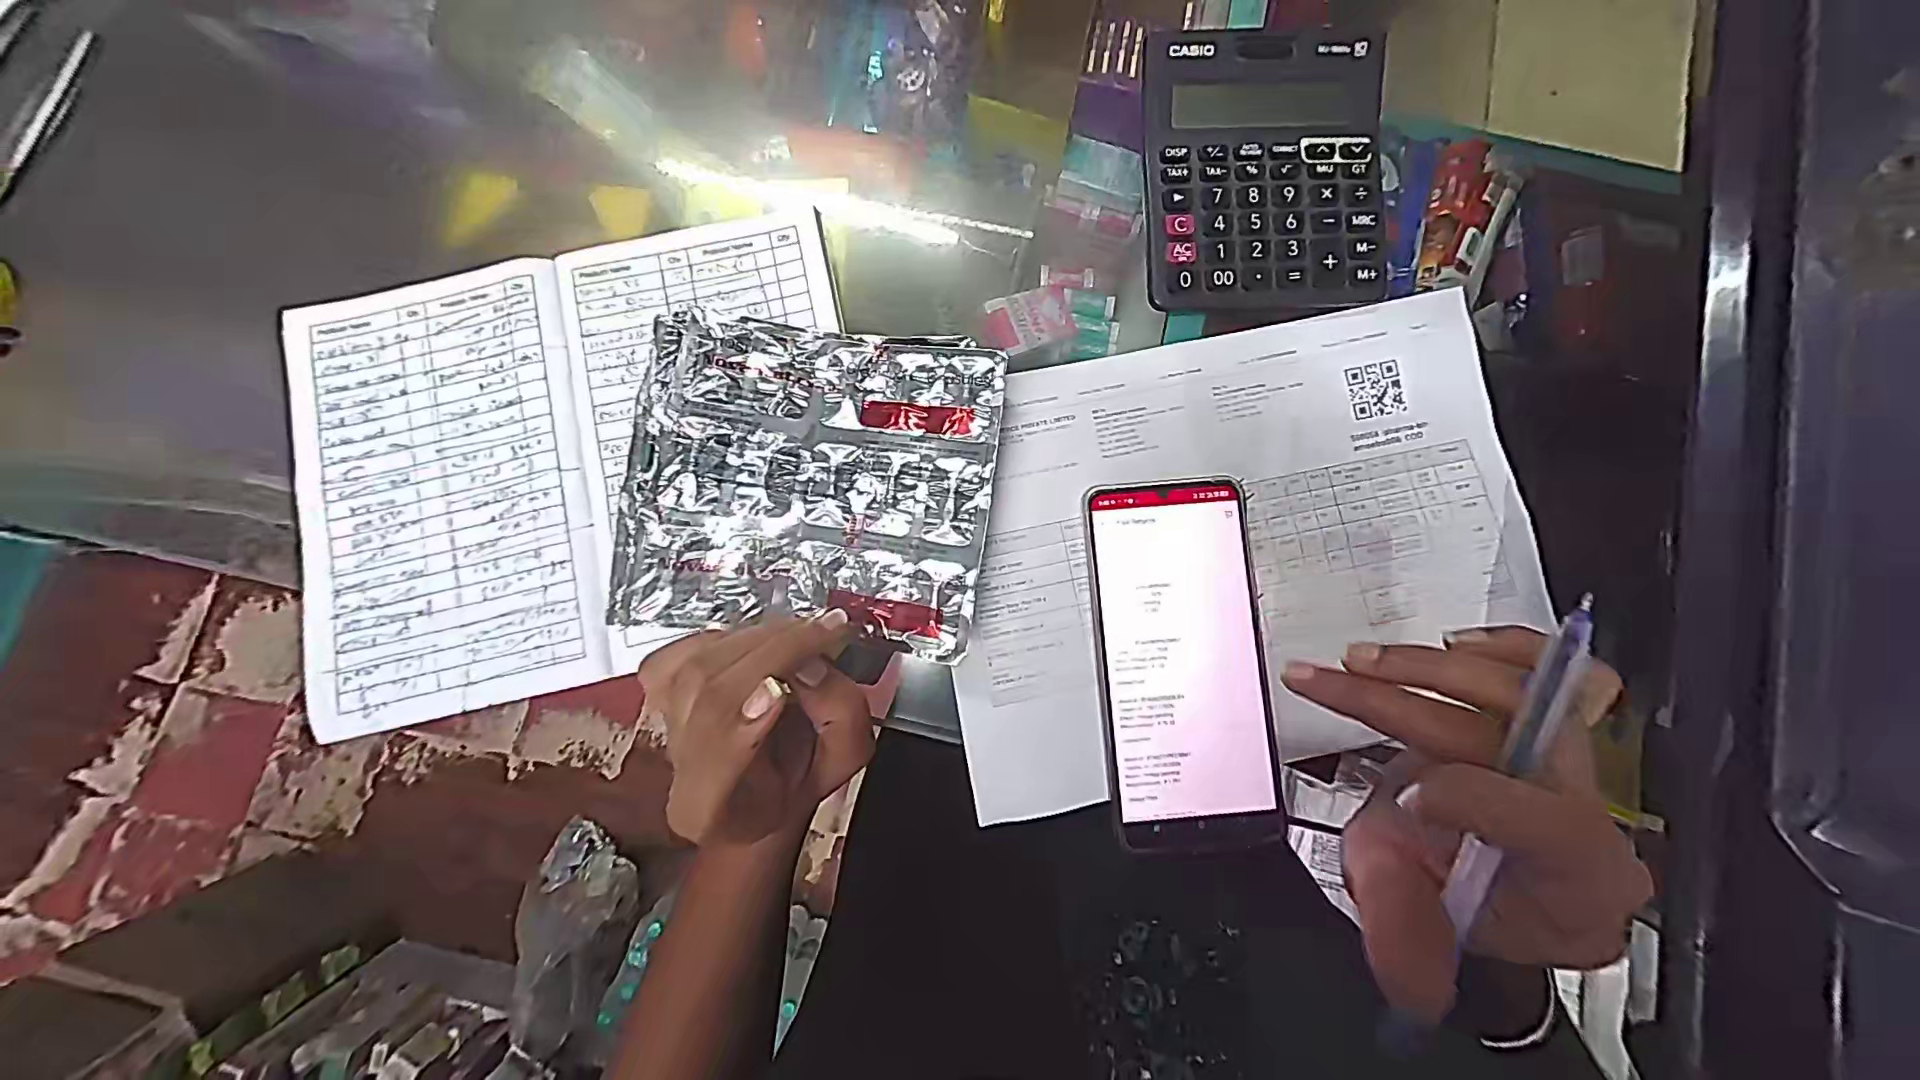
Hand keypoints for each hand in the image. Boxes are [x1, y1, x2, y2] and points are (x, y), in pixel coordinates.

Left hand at [639, 611, 875, 847]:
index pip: (713, 758)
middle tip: (827, 632)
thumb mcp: (839, 764)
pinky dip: (738, 635)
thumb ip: (841, 720)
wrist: (749, 790)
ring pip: (704, 661)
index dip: (747, 715)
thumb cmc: (790, 783)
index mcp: (710, 807)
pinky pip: (695, 644)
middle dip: (777, 652)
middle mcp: (672, 766)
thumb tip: (817, 665)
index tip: (789, 684)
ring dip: (765, 638)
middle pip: (710, 692)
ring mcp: (658, 722)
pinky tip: (767, 644)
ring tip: (806, 636)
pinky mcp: (657, 685)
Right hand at [1281, 627, 1652, 1022]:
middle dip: (1396, 701)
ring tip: (1359, 661)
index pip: (1540, 819)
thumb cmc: (1452, 888)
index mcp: (1568, 870)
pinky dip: (1508, 647)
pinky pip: (1562, 672)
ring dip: (1425, 666)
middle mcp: (1585, 806)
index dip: (1465, 798)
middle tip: (1325, 683)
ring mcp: (1572, 758)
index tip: (1400, 794)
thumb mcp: (1413, 913)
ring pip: (1520, 687)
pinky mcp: (1553, 722)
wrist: (1470, 860)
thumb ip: (1405, 937)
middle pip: (1506, 732)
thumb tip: (1403, 975)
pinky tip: (1457, 643)